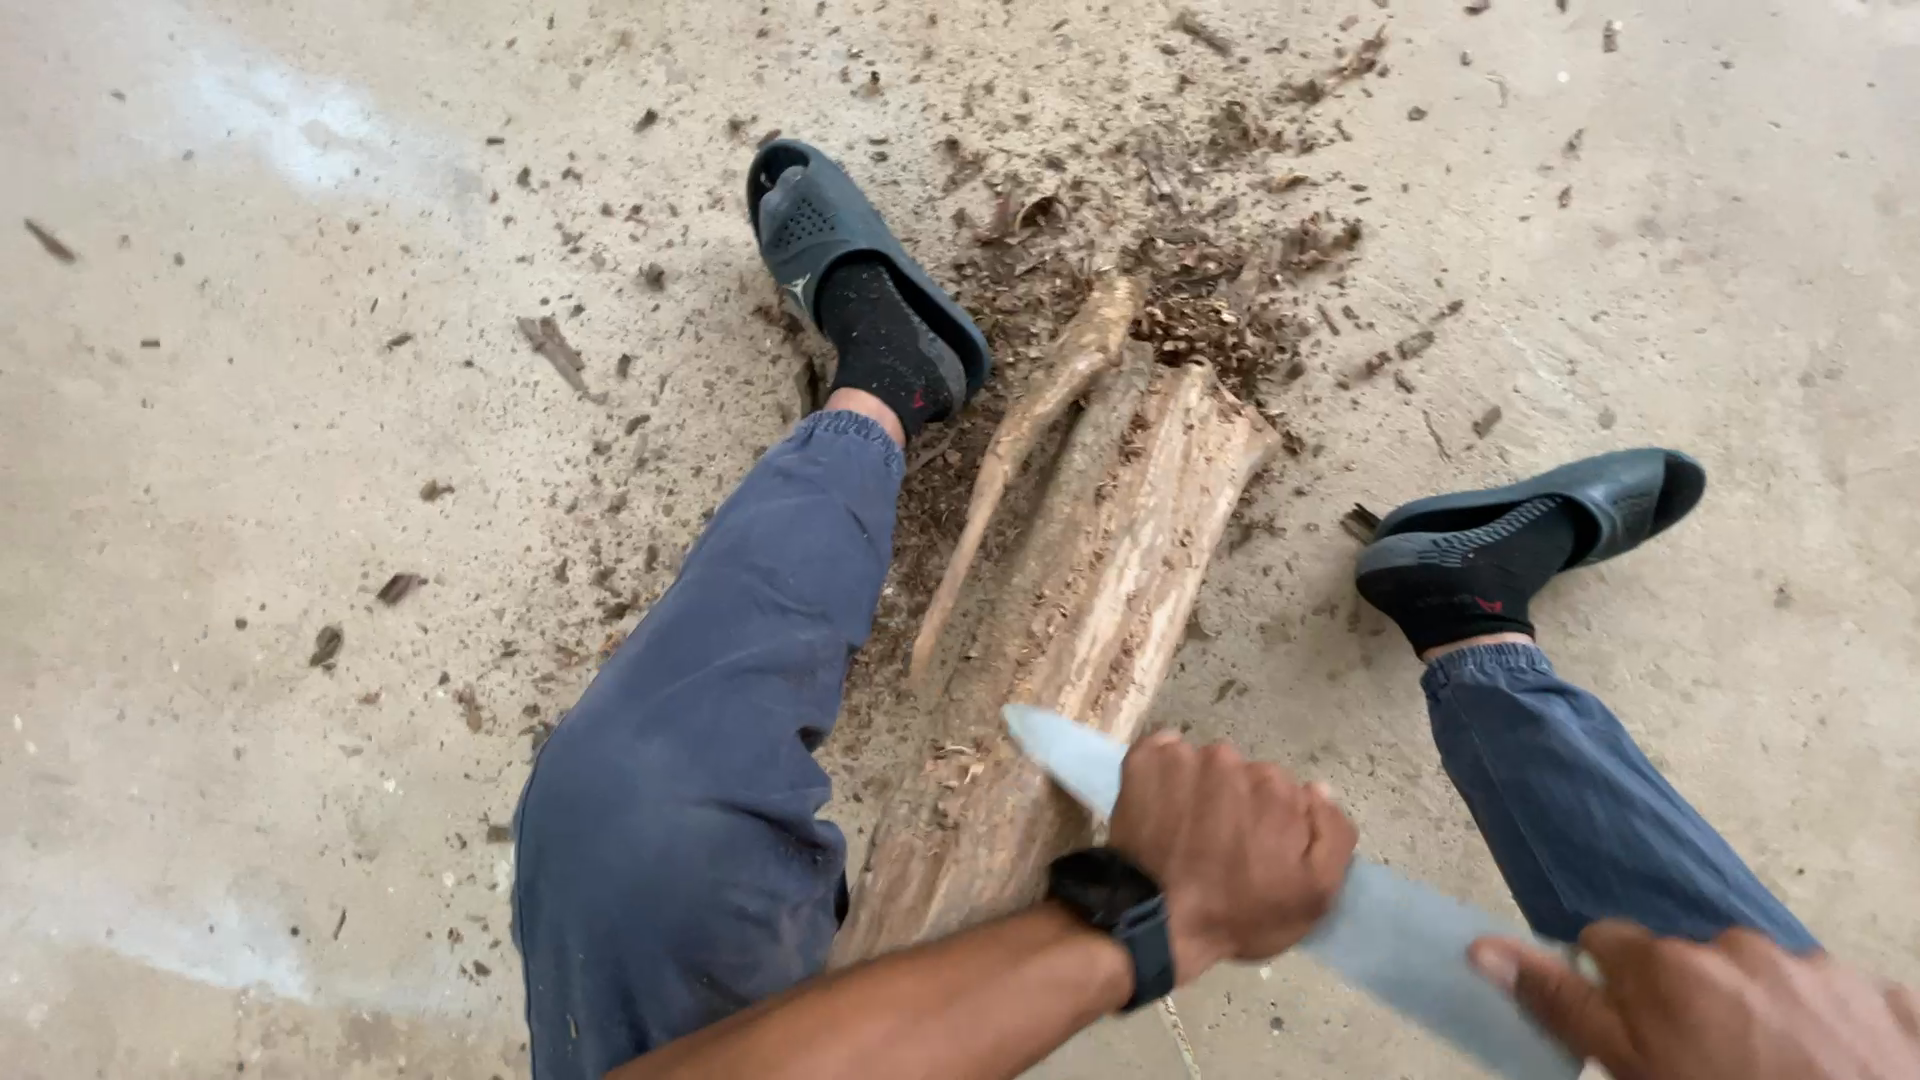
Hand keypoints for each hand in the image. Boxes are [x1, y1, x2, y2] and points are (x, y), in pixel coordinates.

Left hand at [1108, 731, 1356, 984]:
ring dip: (1199, 789)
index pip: (1282, 790)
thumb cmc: (1240, 912)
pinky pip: (1161, 751)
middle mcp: (1229, 760)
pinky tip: (1161, 803)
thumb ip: (1332, 835)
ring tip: (1188, 829)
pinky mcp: (1143, 760)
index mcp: (1275, 786)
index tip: (1257, 848)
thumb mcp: (1315, 894)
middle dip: (1236, 801)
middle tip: (1220, 843)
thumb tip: (1318, 790)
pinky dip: (1163, 772)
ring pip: (1202, 765)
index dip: (1272, 820)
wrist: (1160, 918)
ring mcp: (1181, 757)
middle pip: (1241, 774)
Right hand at [1470, 921, 1919, 1079]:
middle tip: (1719, 1061)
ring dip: (1772, 1010)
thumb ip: (1560, 1002)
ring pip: (1771, 977)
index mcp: (1666, 962)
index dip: (1613, 984)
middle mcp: (1735, 945)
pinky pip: (1856, 999)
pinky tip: (1855, 1066)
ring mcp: (1824, 972)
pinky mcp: (1900, 1002)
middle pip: (1690, 958)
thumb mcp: (1631, 1068)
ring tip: (1793, 1069)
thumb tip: (1480, 946)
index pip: (1605, 940)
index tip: (1637, 1028)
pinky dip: (1849, 1026)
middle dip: (1697, 995)